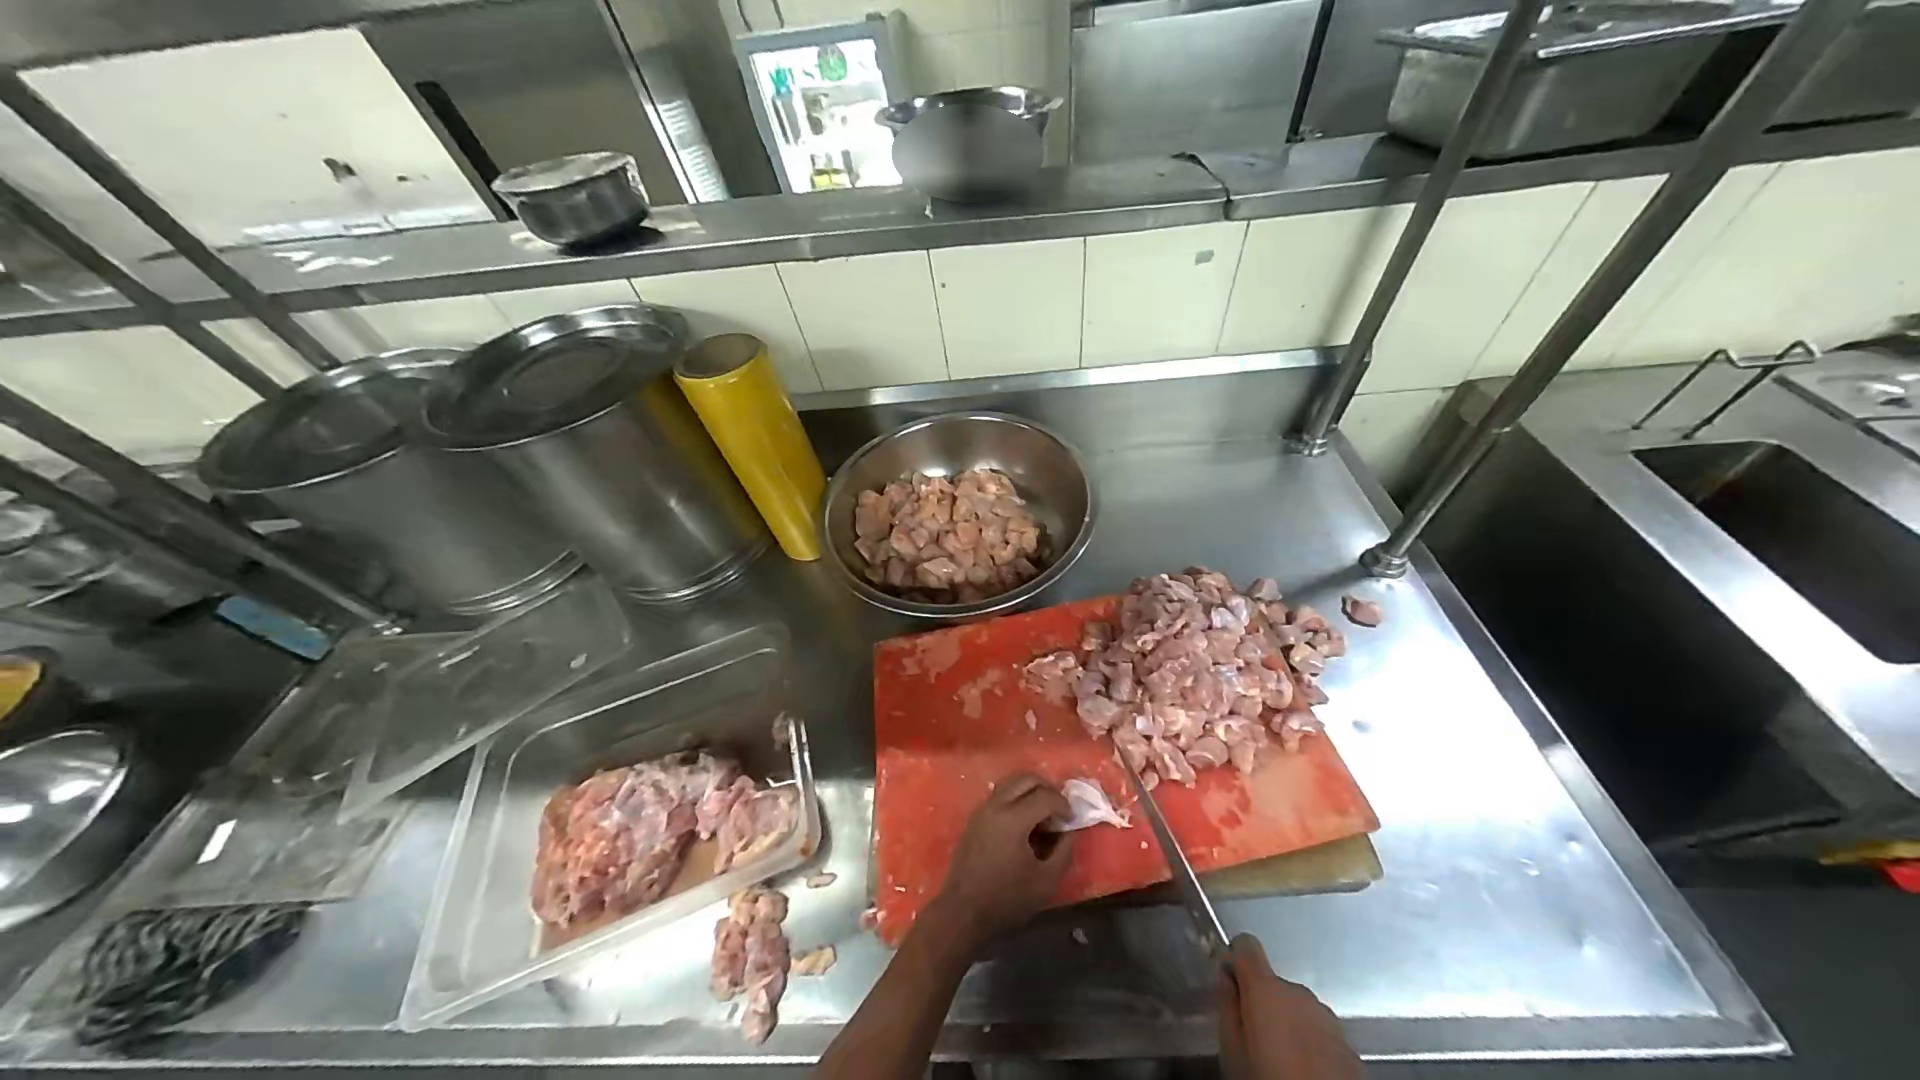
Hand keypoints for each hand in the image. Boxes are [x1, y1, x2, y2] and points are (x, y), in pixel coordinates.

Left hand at [930, 773, 1074, 945]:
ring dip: (1030, 791)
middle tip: (1059, 810)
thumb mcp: (1047, 881)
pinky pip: (999, 795)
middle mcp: (996, 805)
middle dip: (1047, 789)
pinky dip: (1015, 798)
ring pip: (1010, 783)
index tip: (1071, 820)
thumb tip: (1069, 830)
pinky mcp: (974, 818)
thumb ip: (1064, 851)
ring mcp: (982, 809)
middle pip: (1026, 779)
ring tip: (1042, 814)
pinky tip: (1022, 822)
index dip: (1064, 804)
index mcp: (1014, 819)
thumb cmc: (1007, 899)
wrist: (964, 910)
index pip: (1046, 795)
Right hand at [1219, 934, 1363, 1079]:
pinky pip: (1321, 1033)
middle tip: (1256, 1038)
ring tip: (1283, 1059)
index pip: (1246, 945)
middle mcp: (1299, 994)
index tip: (1232, 980)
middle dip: (1264, 1004)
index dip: (1236, 958)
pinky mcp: (1349, 1046)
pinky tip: (1306, 1070)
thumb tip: (1226, 977)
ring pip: (1299, 1009)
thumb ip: (1226, 1004)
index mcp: (1265, 988)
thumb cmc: (1269, 1077)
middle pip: (1274, 984)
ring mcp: (1328, 1019)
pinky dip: (1312, 1044)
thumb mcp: (1231, 1047)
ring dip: (1289, 1024)